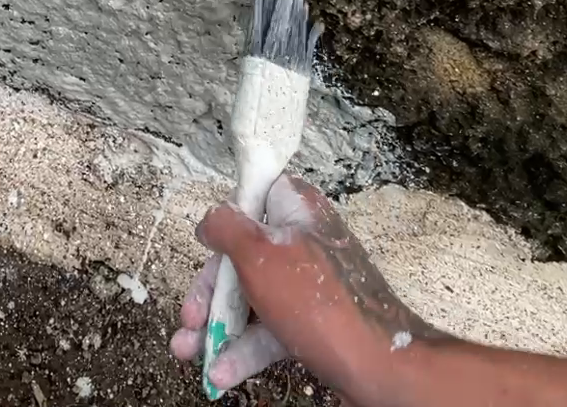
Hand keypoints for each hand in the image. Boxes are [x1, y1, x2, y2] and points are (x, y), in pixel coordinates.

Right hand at [170, 174, 440, 402]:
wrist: (378, 368)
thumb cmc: (318, 302)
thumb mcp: (258, 254)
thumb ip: (226, 227)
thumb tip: (210, 219)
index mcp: (295, 209)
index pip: (252, 193)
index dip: (226, 217)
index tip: (205, 243)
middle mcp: (301, 239)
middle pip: (241, 253)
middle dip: (210, 291)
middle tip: (189, 318)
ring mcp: (307, 282)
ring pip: (251, 295)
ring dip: (218, 325)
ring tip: (188, 351)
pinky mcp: (311, 319)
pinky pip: (269, 326)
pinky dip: (244, 347)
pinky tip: (220, 374)